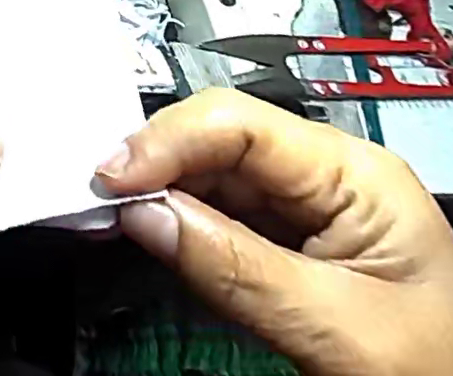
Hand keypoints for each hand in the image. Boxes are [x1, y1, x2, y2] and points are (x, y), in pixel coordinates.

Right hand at [94, 89, 452, 375]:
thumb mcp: (345, 331)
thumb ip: (235, 268)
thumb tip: (139, 212)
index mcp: (352, 172)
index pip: (235, 122)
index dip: (164, 139)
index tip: (112, 175)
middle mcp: (318, 172)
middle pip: (211, 139)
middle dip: (154, 161)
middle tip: (100, 193)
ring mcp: (298, 201)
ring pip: (203, 171)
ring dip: (155, 188)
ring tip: (112, 208)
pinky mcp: (280, 234)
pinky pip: (211, 208)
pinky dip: (171, 216)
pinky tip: (146, 224)